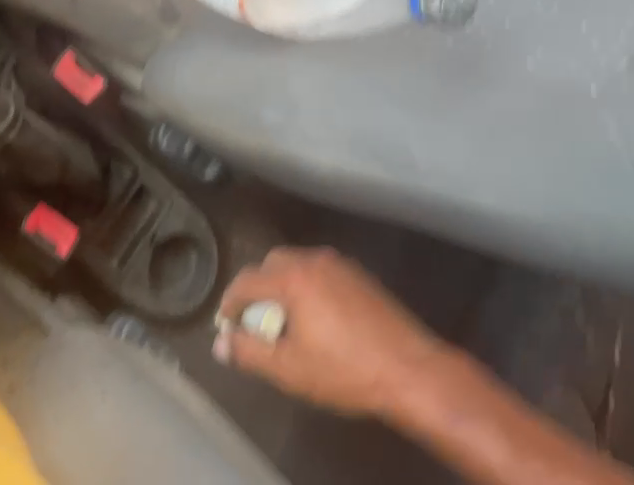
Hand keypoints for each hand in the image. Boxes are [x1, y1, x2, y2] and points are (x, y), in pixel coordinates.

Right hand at [214, 247, 448, 417]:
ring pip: (298, 265)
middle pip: (272, 264)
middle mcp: (313, 261)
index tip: (226, 324)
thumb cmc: (346, 371)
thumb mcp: (289, 370)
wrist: (412, 371)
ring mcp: (341, 266)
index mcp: (292, 279)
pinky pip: (322, 273)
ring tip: (288, 321)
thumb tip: (221, 344)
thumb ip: (249, 353)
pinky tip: (319, 318)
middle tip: (257, 321)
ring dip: (284, 286)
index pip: (246, 281)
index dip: (230, 302)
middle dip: (258, 288)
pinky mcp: (361, 276)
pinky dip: (309, 287)